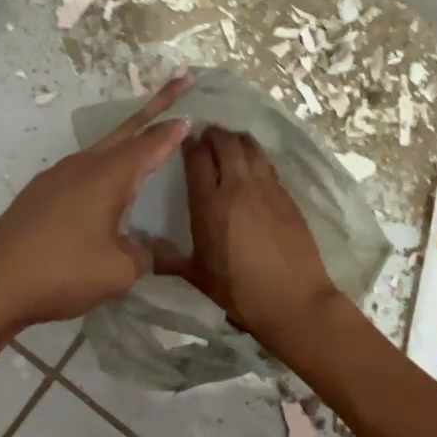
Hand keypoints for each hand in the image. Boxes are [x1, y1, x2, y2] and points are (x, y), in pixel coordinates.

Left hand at [0, 73, 194, 328]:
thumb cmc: (62, 272)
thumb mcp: (118, 270)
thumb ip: (146, 254)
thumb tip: (157, 249)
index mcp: (107, 176)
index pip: (150, 143)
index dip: (174, 128)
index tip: (194, 110)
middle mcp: (82, 166)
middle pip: (126, 131)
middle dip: (155, 107)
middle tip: (180, 81)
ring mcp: (55, 177)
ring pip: (101, 150)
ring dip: (127, 140)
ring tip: (146, 138)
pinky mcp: (38, 194)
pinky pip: (81, 170)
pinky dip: (103, 167)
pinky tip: (105, 185)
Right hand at [151, 127, 342, 348]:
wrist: (293, 300)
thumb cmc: (238, 291)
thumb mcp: (196, 276)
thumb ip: (168, 259)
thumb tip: (144, 250)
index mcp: (209, 205)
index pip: (197, 158)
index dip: (189, 145)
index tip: (184, 142)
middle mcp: (237, 187)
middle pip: (225, 143)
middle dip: (214, 135)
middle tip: (206, 138)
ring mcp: (267, 189)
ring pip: (250, 148)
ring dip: (237, 141)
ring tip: (229, 144)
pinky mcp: (287, 197)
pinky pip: (268, 166)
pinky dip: (256, 159)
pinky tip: (252, 168)